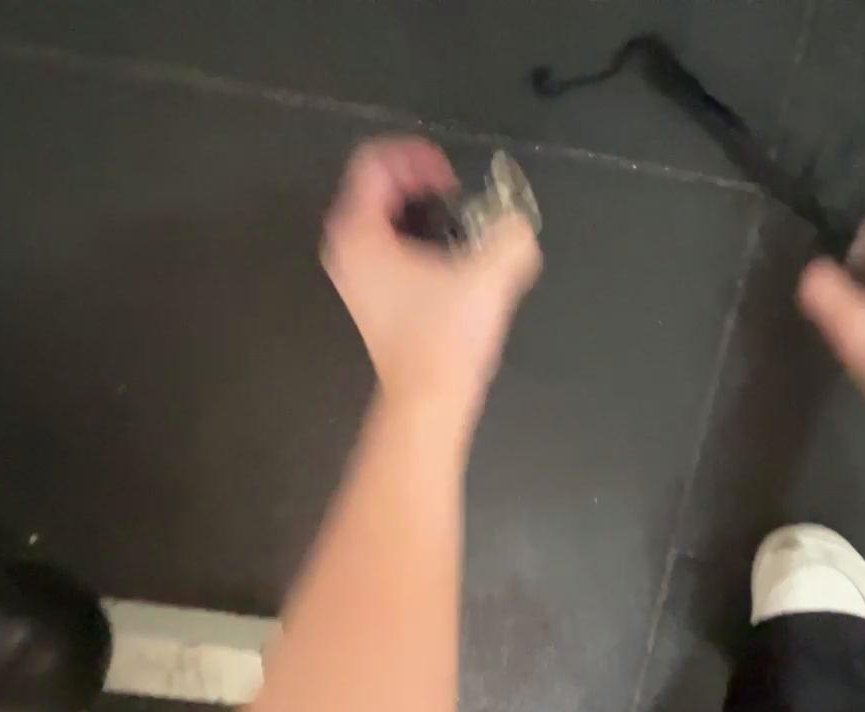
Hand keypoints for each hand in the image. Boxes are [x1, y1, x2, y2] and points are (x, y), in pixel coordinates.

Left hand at [321, 137, 541, 427]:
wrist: (428, 399)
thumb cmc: (446, 339)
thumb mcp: (488, 277)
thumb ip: (510, 238)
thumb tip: (517, 226)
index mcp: (360, 232)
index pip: (376, 163)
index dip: (418, 158)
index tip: (453, 178)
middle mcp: (347, 250)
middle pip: (378, 189)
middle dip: (423, 187)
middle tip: (460, 199)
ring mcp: (356, 277)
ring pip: (385, 222)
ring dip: (424, 216)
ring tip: (461, 230)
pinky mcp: (372, 300)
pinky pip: (389, 250)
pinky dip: (418, 244)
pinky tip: (451, 264)